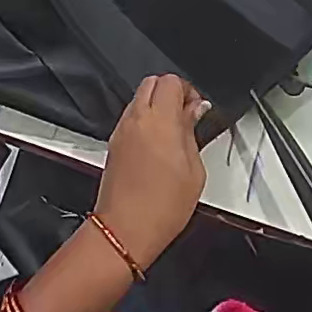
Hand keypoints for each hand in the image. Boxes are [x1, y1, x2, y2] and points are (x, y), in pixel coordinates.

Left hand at [93, 74, 209, 269]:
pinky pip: (130, 118)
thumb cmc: (161, 207)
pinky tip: (159, 144)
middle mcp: (136, 120)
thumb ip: (191, 131)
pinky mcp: (114, 143)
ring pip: (138, 99)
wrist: (125, 229)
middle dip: (171, 91)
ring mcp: (122, 131)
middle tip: (187, 113)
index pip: (171, 81)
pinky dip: (145, 120)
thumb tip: (195, 111)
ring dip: (156, 105)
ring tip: (175, 131)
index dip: (188, 90)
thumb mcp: (193, 169)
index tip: (197, 107)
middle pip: (151, 82)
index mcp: (160, 121)